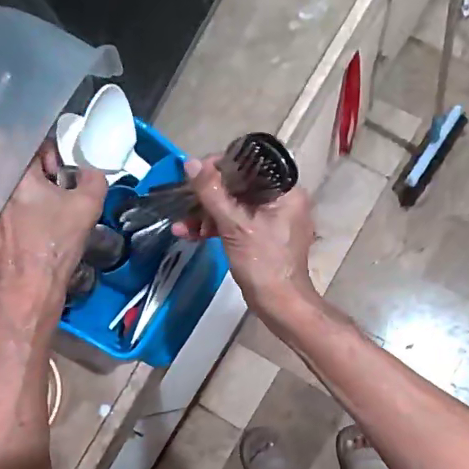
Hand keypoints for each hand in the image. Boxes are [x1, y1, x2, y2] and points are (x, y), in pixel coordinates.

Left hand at [0, 144, 106, 335]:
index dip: (49, 154)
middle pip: (7, 159)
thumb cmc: (54, 244)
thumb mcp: (88, 207)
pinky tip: (21, 225)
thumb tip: (90, 172)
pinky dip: (3, 206)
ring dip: (14, 187)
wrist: (24, 287)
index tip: (59, 173)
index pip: (29, 143)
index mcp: (14, 170)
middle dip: (29, 168)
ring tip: (34, 206)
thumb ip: (94, 179)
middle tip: (46, 187)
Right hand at [174, 154, 317, 316]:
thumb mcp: (235, 225)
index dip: (220, 166)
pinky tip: (190, 233)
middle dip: (208, 196)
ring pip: (234, 205)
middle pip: (239, 185)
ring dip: (206, 213)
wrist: (280, 305)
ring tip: (181, 224)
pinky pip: (236, 222)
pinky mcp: (261, 236)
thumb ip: (212, 193)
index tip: (194, 174)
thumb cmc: (264, 264)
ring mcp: (272, 219)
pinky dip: (215, 226)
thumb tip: (190, 163)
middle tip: (184, 200)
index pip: (251, 165)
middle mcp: (283, 200)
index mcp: (286, 191)